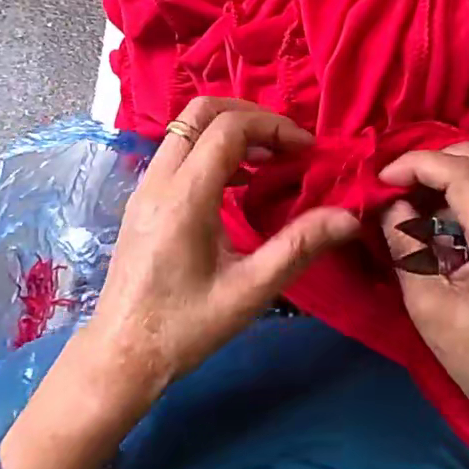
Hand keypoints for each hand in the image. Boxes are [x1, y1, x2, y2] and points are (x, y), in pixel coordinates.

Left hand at [81, 97, 360, 401]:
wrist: (121, 355)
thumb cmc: (184, 328)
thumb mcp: (249, 291)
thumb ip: (299, 247)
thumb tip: (348, 216)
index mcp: (184, 197)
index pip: (228, 129)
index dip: (274, 128)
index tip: (306, 151)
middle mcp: (158, 181)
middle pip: (201, 112)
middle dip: (251, 116)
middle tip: (287, 144)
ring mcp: (145, 188)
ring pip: (187, 128)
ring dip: (231, 130)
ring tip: (270, 160)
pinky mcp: (143, 201)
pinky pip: (178, 151)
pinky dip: (212, 148)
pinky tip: (240, 182)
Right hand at [381, 143, 468, 433]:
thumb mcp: (425, 304)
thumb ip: (405, 245)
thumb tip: (388, 202)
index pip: (464, 175)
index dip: (417, 164)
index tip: (381, 181)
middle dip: (427, 163)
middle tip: (393, 188)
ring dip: (439, 175)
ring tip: (406, 201)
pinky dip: (453, 189)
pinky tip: (430, 215)